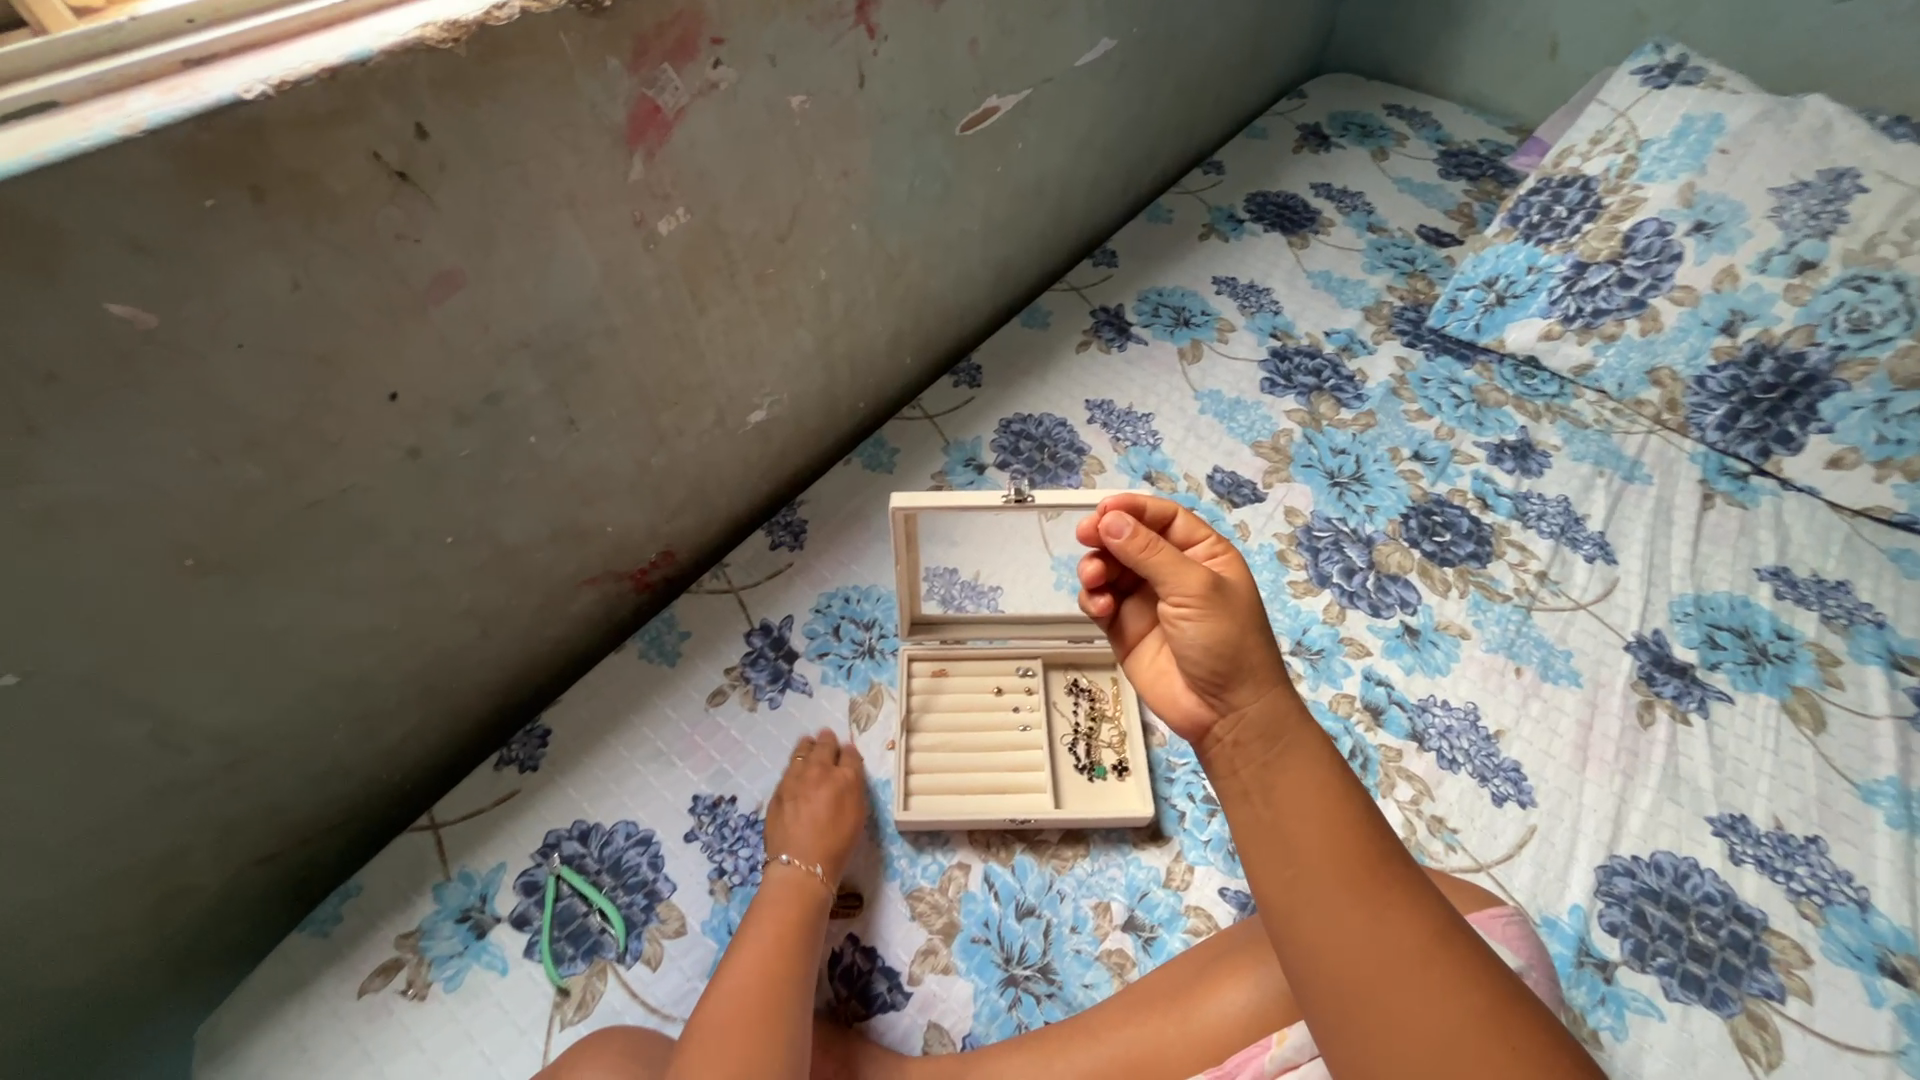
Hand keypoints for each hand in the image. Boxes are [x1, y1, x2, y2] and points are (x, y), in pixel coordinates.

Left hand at [764, 728, 868, 886]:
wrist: (801, 865)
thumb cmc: (837, 846)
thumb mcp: (857, 815)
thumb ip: (854, 788)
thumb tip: (848, 772)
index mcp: (846, 778)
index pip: (850, 753)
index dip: (849, 751)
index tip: (847, 752)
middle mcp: (821, 770)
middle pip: (825, 744)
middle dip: (828, 740)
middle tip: (827, 737)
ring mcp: (797, 777)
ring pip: (803, 750)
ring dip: (809, 745)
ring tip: (810, 743)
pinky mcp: (779, 788)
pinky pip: (789, 767)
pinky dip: (795, 763)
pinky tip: (796, 767)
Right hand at [1076, 494, 1293, 748]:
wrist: (1227, 713)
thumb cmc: (1227, 642)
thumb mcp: (1194, 588)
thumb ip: (1148, 552)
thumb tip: (1109, 520)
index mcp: (1201, 554)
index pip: (1163, 518)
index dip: (1133, 509)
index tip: (1103, 509)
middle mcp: (1171, 572)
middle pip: (1129, 539)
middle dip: (1106, 535)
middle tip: (1085, 535)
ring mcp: (1146, 601)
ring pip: (1109, 569)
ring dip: (1096, 567)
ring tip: (1095, 578)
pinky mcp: (1124, 629)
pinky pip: (1100, 601)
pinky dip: (1093, 597)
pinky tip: (1099, 606)